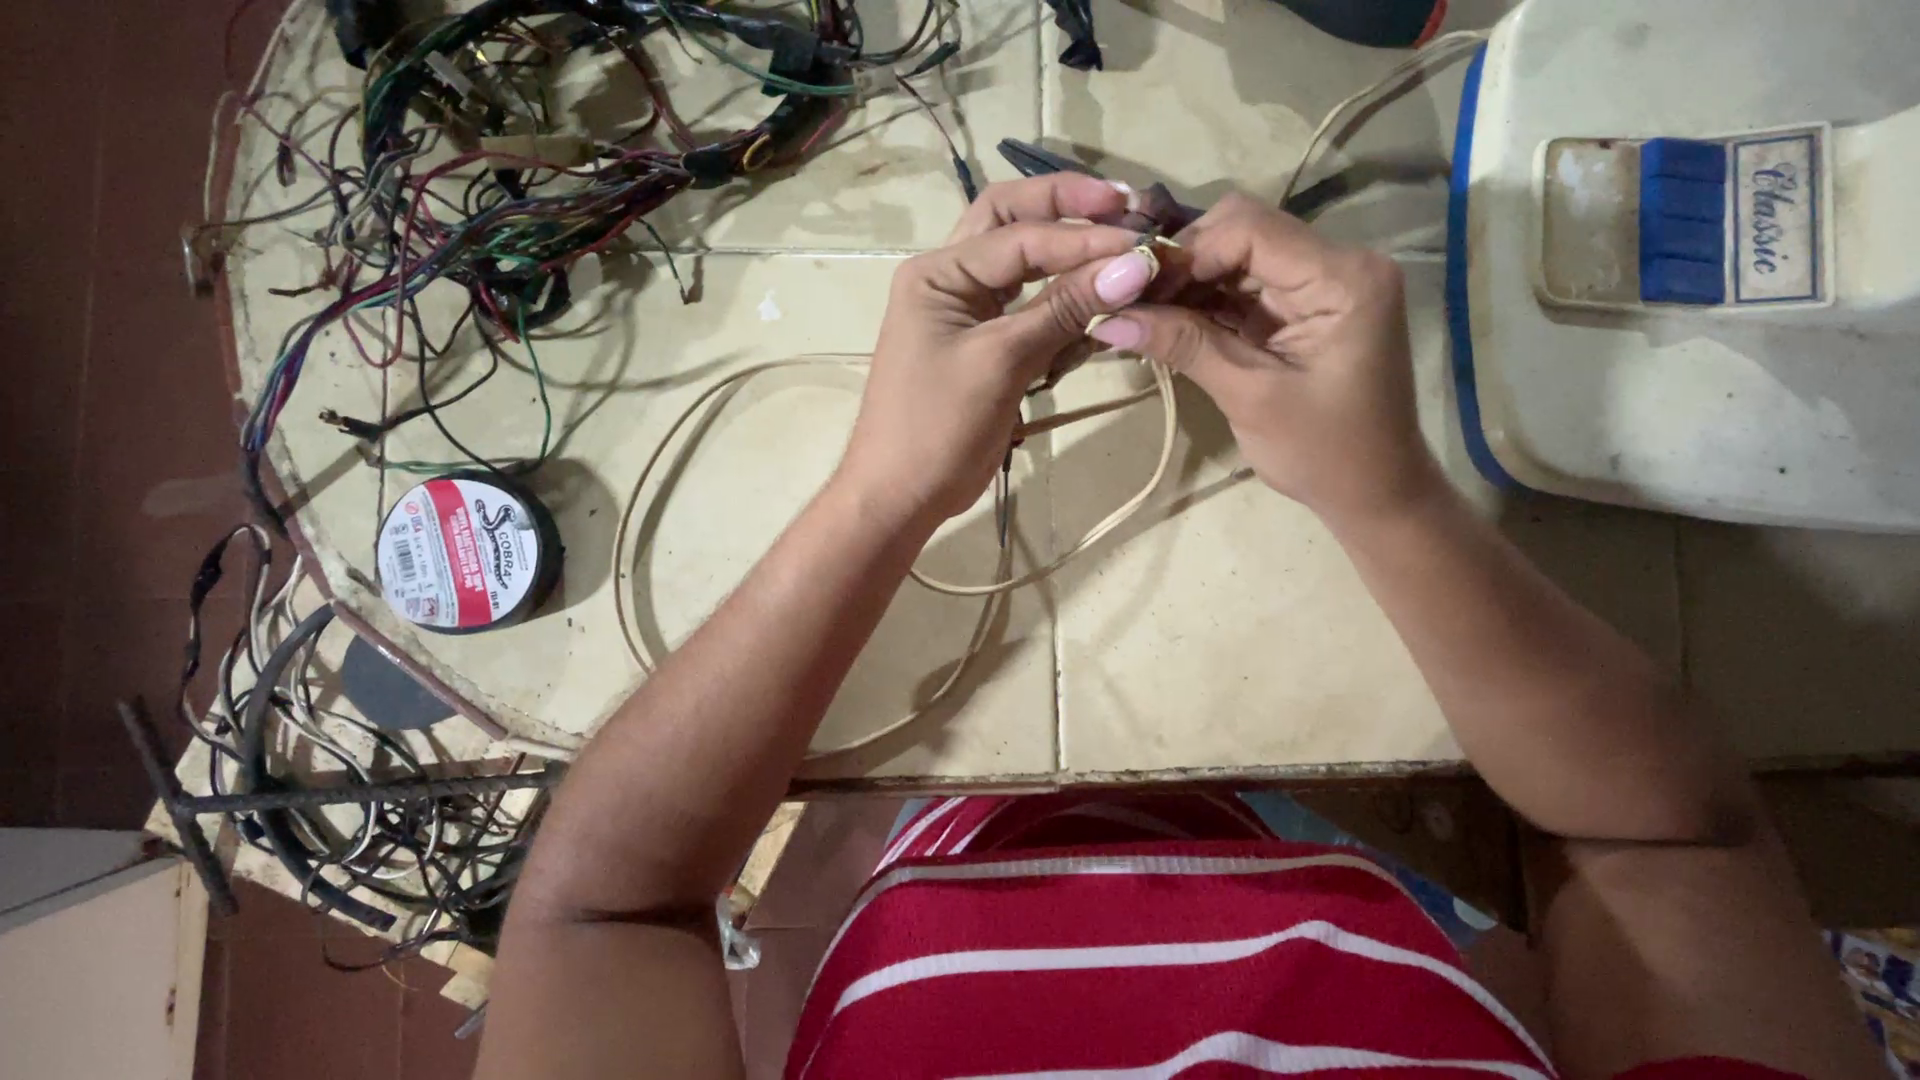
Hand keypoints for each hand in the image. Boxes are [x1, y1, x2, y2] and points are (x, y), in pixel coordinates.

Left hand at [836, 174, 1164, 525]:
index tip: (1140, 245)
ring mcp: (967, 312)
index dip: (1081, 237)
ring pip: (1022, 264)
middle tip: (1124, 205)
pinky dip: (1061, 301)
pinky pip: (1029, 309)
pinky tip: (1097, 298)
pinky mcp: (985, 345)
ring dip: (1067, 252)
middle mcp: (950, 279)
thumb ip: (1063, 310)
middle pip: (1011, 222)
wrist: (901, 493)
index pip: (1019, 237)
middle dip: (1065, 207)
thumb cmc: (936, 426)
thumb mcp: (1000, 362)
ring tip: (1119, 245)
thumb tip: (1133, 266)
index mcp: (939, 272)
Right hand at [1086, 193, 1443, 526]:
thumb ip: (1185, 346)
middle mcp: (1338, 265)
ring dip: (1190, 283)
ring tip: (1143, 314)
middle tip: (1136, 302)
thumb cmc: (1323, 452)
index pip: (1251, 229)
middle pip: (1244, 231)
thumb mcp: (1249, 396)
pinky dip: (1206, 303)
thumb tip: (1109, 320)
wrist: (1373, 491)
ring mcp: (1321, 285)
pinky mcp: (1304, 308)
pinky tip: (1170, 322)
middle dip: (1185, 262)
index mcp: (1343, 279)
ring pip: (1239, 256)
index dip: (1188, 251)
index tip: (1136, 289)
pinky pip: (1246, 287)